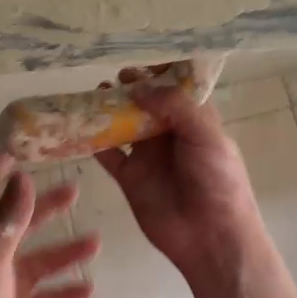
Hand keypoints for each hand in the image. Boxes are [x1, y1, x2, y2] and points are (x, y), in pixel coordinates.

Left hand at [0, 152, 97, 297]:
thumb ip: (10, 216)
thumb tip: (23, 176)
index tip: (15, 150)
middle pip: (22, 223)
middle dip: (47, 206)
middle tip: (74, 189)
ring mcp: (7, 286)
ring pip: (42, 261)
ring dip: (67, 250)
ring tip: (96, 240)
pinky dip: (67, 291)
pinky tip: (89, 287)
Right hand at [93, 67, 264, 280]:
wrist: (212, 237)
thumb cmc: (218, 180)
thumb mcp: (206, 134)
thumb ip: (174, 106)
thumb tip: (137, 87)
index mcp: (194, 118)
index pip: (176, 86)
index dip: (160, 71)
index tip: (142, 60)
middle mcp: (168, 131)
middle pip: (145, 101)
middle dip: (130, 86)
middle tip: (116, 78)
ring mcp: (147, 154)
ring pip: (123, 123)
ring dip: (108, 108)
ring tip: (94, 95)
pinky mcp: (129, 177)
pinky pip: (107, 153)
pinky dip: (92, 140)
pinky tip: (78, 126)